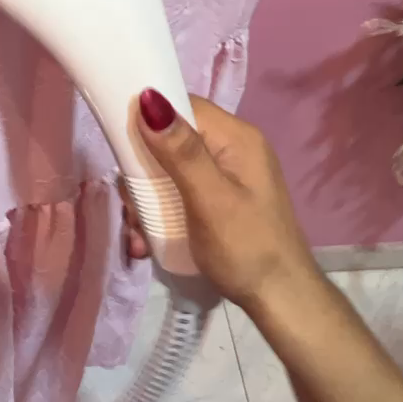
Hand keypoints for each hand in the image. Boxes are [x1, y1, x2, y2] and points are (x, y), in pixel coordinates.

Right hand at [125, 90, 316, 307]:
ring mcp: (224, 175)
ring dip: (144, 199)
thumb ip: (181, 151)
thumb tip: (147, 100)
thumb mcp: (210, 200)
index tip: (121, 150)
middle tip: (132, 208)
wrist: (280, 301)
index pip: (182, 105)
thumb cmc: (247, 249)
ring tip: (139, 233)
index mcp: (235, 138)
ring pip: (166, 169)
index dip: (147, 118)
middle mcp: (230, 149)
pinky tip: (147, 240)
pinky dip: (157, 212)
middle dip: (141, 172)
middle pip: (168, 138)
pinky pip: (175, 191)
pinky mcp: (216, 199)